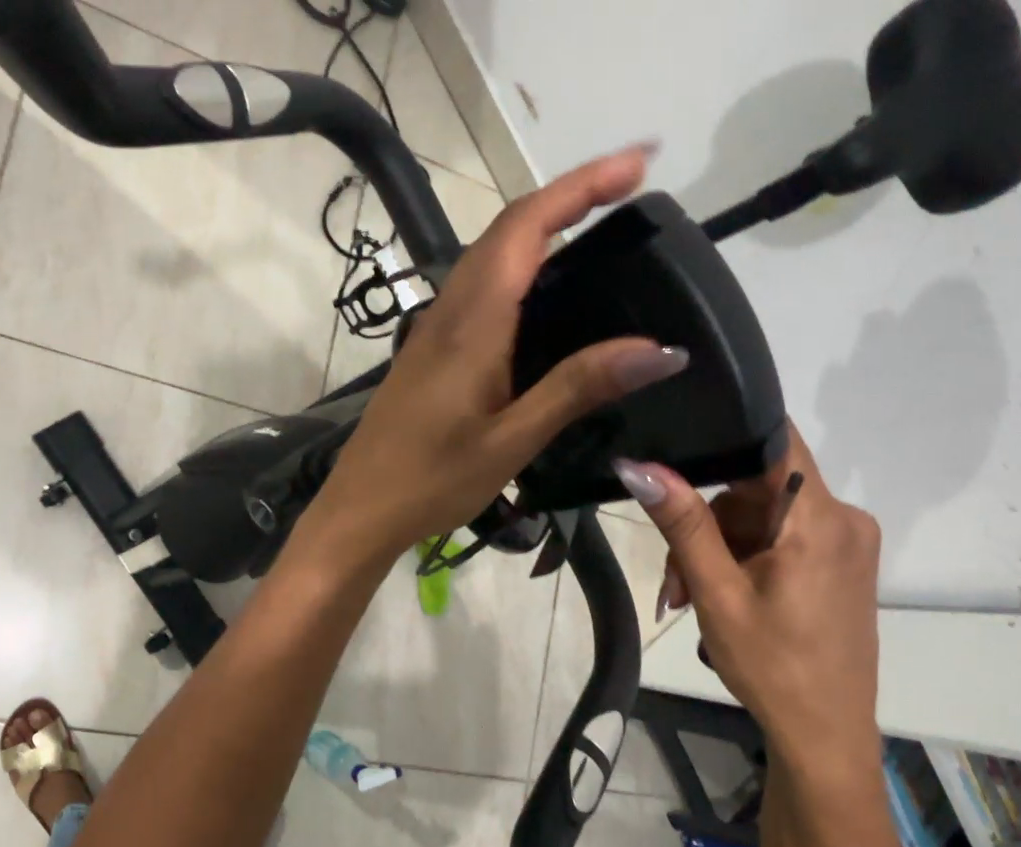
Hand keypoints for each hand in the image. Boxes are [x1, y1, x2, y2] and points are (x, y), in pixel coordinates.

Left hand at [299, 144, 686, 564]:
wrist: (359, 510)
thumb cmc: (431, 480)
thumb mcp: (511, 440)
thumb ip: (578, 388)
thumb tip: (662, 348)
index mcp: (472, 322)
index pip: (526, 226)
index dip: (581, 185)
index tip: (638, 162)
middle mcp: (451, 311)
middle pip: (508, 230)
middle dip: (570, 197)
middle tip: (631, 188)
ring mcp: (435, 329)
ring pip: (491, 257)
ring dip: (543, 228)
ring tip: (599, 229)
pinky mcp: (431, 351)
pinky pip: (481, 289)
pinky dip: (521, 268)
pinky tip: (547, 296)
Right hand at [614, 426, 882, 756]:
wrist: (823, 734)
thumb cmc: (772, 665)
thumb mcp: (717, 593)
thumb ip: (682, 524)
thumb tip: (638, 467)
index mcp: (820, 519)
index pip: (775, 439)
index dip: (724, 435)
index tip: (675, 449)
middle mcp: (844, 519)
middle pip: (758, 488)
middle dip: (706, 524)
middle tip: (673, 580)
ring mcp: (845, 544)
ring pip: (762, 518)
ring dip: (718, 549)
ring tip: (686, 599)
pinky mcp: (838, 565)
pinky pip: (780, 540)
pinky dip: (743, 561)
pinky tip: (717, 597)